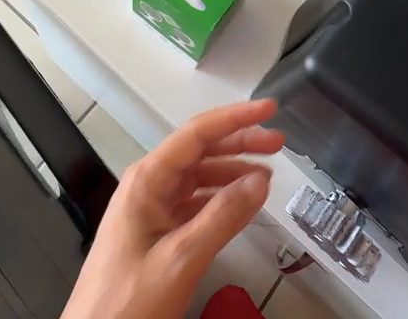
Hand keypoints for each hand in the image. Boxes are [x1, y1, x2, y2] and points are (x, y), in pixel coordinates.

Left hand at [62, 100, 285, 318]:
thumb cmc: (128, 301)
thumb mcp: (180, 258)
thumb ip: (223, 217)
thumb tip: (261, 180)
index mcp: (148, 179)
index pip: (197, 133)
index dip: (236, 117)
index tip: (269, 108)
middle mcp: (149, 184)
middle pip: (201, 150)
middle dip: (240, 142)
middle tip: (279, 143)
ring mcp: (153, 208)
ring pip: (200, 175)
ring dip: (234, 170)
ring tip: (268, 175)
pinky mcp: (158, 231)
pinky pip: (196, 202)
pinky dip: (222, 198)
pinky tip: (244, 203)